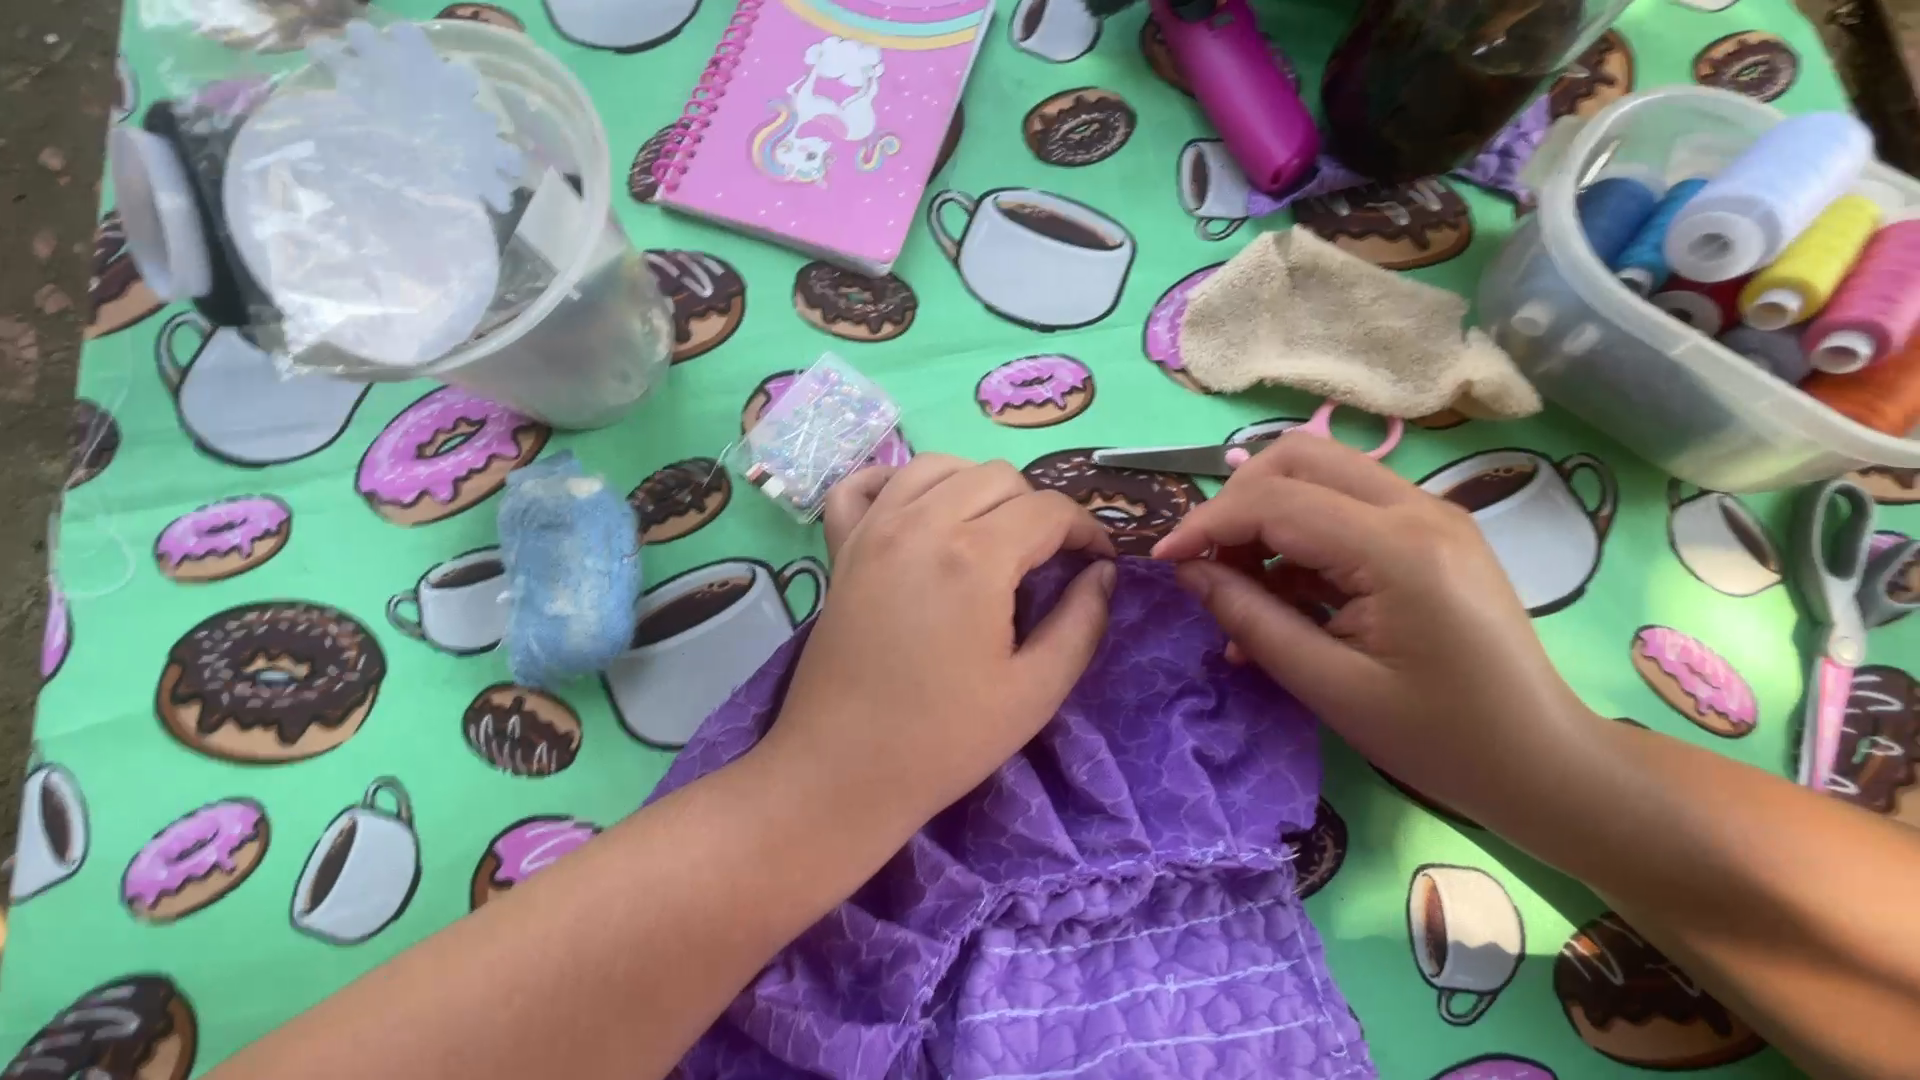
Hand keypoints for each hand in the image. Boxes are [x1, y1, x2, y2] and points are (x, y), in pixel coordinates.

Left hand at [762, 457, 1117, 827]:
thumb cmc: (944, 740)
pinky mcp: (840, 548)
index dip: (1087, 530)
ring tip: (990, 533)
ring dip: (976, 486)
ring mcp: (872, 529)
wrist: (842, 770)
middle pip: (998, 476)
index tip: (1098, 562)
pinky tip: (914, 510)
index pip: (1049, 510)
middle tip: (1047, 559)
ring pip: (937, 465)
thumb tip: (1102, 574)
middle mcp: (920, 523)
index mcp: (974, 558)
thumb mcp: (1035, 691)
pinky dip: (893, 482)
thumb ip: (1082, 623)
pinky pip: (862, 484)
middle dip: (1037, 508)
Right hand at [1151, 434, 1601, 825]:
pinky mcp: (1431, 531)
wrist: (1546, 762)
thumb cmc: (1440, 739)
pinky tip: (1282, 593)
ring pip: (1320, 471)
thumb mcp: (1329, 687)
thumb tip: (1188, 571)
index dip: (1207, 524)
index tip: (1163, 562)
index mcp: (1398, 549)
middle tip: (1208, 562)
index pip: (1276, 501)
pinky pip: (1344, 505)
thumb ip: (1251, 618)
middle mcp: (1418, 508)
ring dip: (1266, 513)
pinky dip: (1298, 534)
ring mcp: (1430, 514)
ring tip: (1241, 585)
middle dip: (1236, 501)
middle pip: (1298, 457)